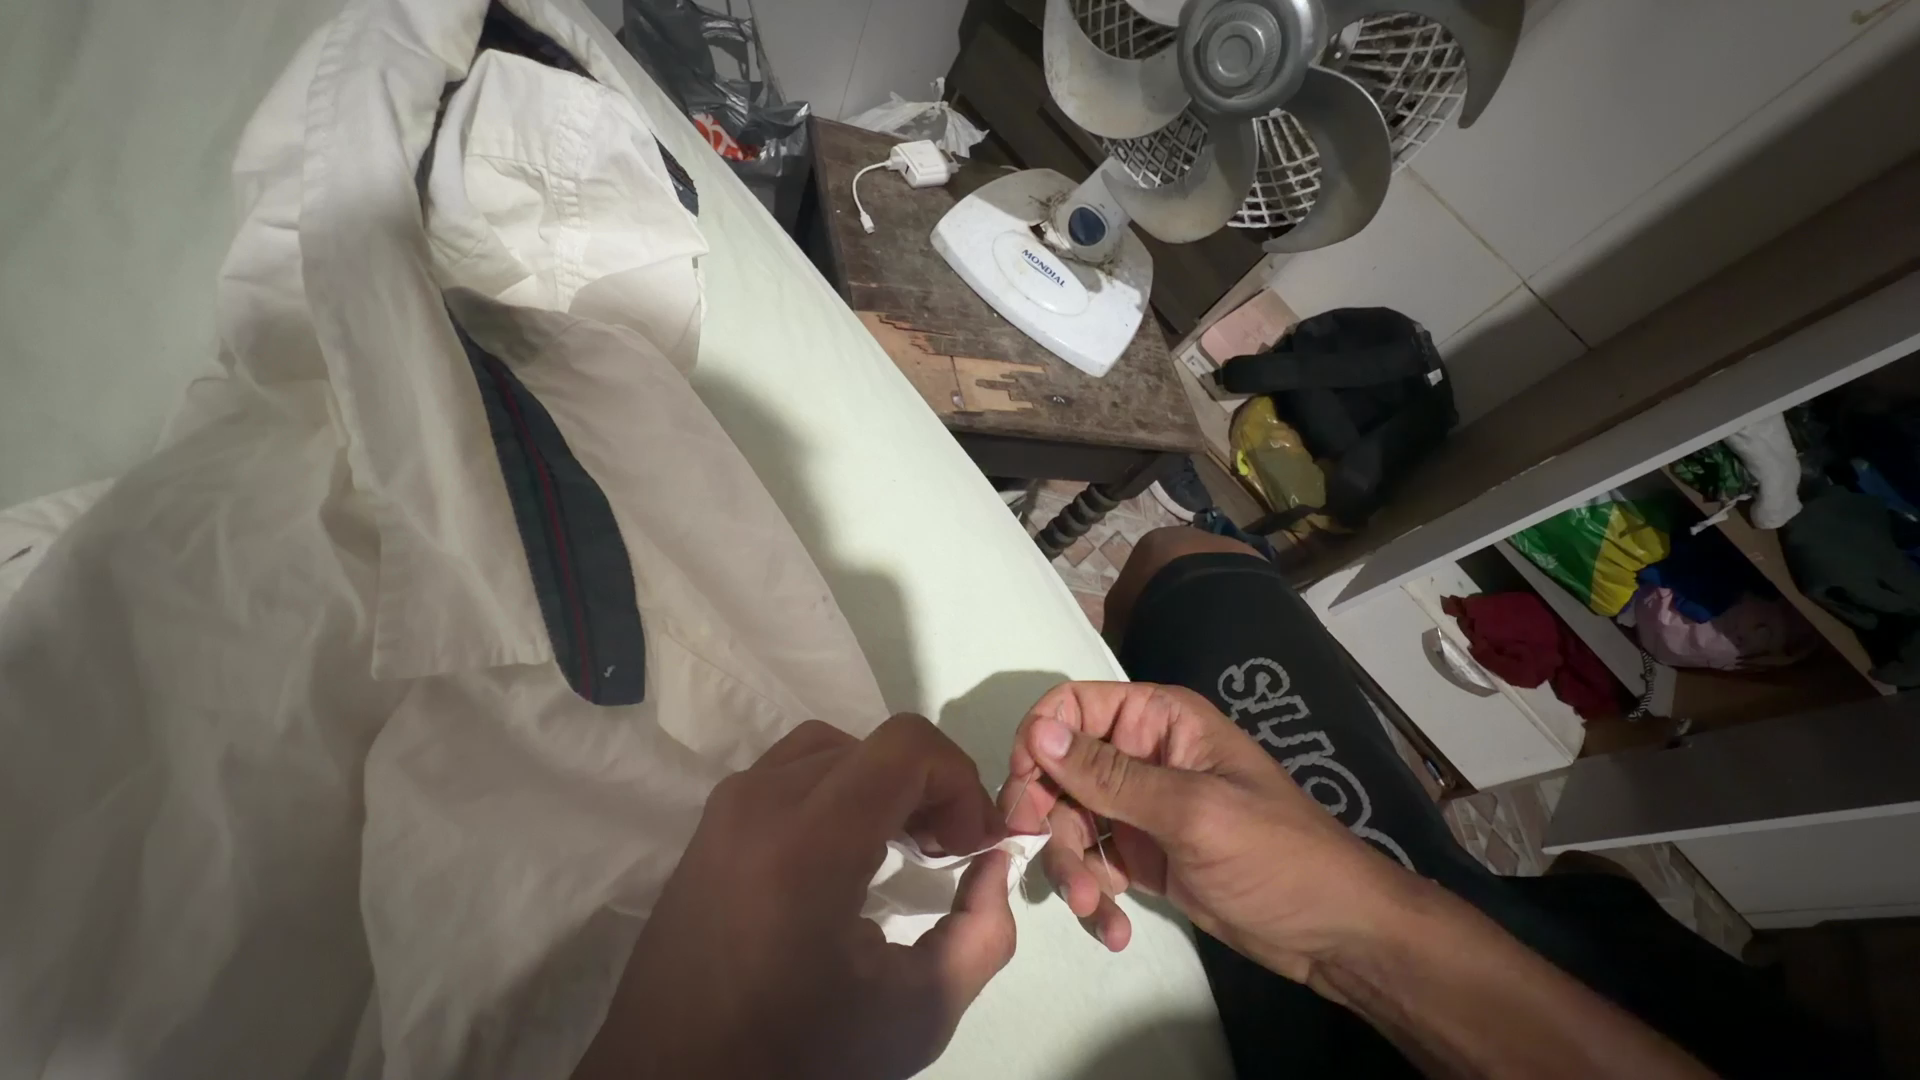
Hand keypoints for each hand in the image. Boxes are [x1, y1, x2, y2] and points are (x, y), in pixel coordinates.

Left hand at [577, 716, 1016, 1079]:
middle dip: (932, 787)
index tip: (971, 846)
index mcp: (808, 842)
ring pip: (837, 747)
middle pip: (877, 745)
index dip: (959, 780)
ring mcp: (729, 803)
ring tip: (902, 845)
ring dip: (886, 782)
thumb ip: (983, 932)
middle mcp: (762, 800)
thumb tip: (993, 862)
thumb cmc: (797, 1055)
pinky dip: (842, 786)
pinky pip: (795, 767)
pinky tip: (849, 848)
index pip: (906, 745)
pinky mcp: (713, 818)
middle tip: (950, 853)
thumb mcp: (916, 1013)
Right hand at [1001, 681, 1416, 987]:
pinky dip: (1094, 892)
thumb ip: (1110, 775)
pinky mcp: (1140, 854)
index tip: (1024, 791)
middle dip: (1050, 817)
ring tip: (1094, 906)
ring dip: (1071, 865)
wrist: (1334, 935)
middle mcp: (1140, 755)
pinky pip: (1092, 861)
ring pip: (1070, 820)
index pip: (1073, 706)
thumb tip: (1037, 732)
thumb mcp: (1191, 811)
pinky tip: (1114, 925)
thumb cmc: (1275, 854)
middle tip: (1043, 856)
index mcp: (1157, 721)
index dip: (1039, 741)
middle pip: (1061, 768)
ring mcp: (1138, 807)